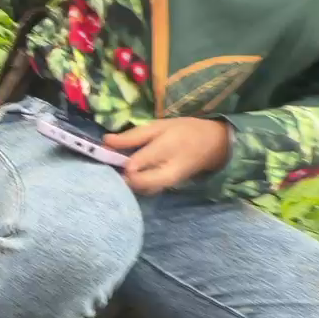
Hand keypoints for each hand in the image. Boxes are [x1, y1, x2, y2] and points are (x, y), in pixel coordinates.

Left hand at [103, 118, 231, 194]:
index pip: (134, 165)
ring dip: (125, 180)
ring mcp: (166, 185)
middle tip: (114, 163)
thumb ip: (132, 136)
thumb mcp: (159, 126)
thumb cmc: (184, 131)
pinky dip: (134, 184)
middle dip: (119, 174)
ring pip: (136, 189)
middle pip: (133, 183)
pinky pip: (143, 191)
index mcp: (166, 149)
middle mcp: (166, 173)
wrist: (213, 146)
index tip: (106, 153)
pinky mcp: (164, 190)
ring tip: (123, 167)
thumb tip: (105, 141)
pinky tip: (132, 174)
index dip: (116, 160)